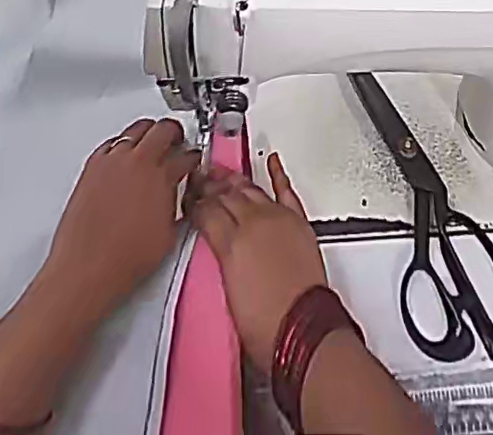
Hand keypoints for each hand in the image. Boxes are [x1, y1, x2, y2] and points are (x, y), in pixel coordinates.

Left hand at [40, 119, 200, 313]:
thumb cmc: (123, 259)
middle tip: (177, 141)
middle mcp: (138, 162)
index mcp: (162, 177)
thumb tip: (179, 197)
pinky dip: (122, 144)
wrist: (86, 269)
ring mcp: (113, 161)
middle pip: (164, 129)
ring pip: (137, 129)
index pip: (186, 155)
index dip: (193, 157)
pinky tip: (124, 154)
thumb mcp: (168, 235)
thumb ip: (177, 205)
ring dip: (149, 133)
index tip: (193, 160)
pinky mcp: (92, 166)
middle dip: (175, 134)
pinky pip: (111, 143)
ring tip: (152, 142)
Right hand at [188, 154, 327, 364]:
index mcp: (231, 243)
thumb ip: (220, 257)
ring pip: (252, 189)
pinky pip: (286, 191)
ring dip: (236, 180)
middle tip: (202, 180)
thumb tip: (217, 244)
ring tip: (224, 172)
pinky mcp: (298, 222)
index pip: (207, 211)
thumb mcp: (227, 291)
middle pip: (227, 195)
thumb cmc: (266, 324)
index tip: (190, 198)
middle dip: (211, 186)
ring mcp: (277, 219)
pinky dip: (278, 174)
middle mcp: (253, 224)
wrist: (302, 331)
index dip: (196, 203)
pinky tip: (272, 162)